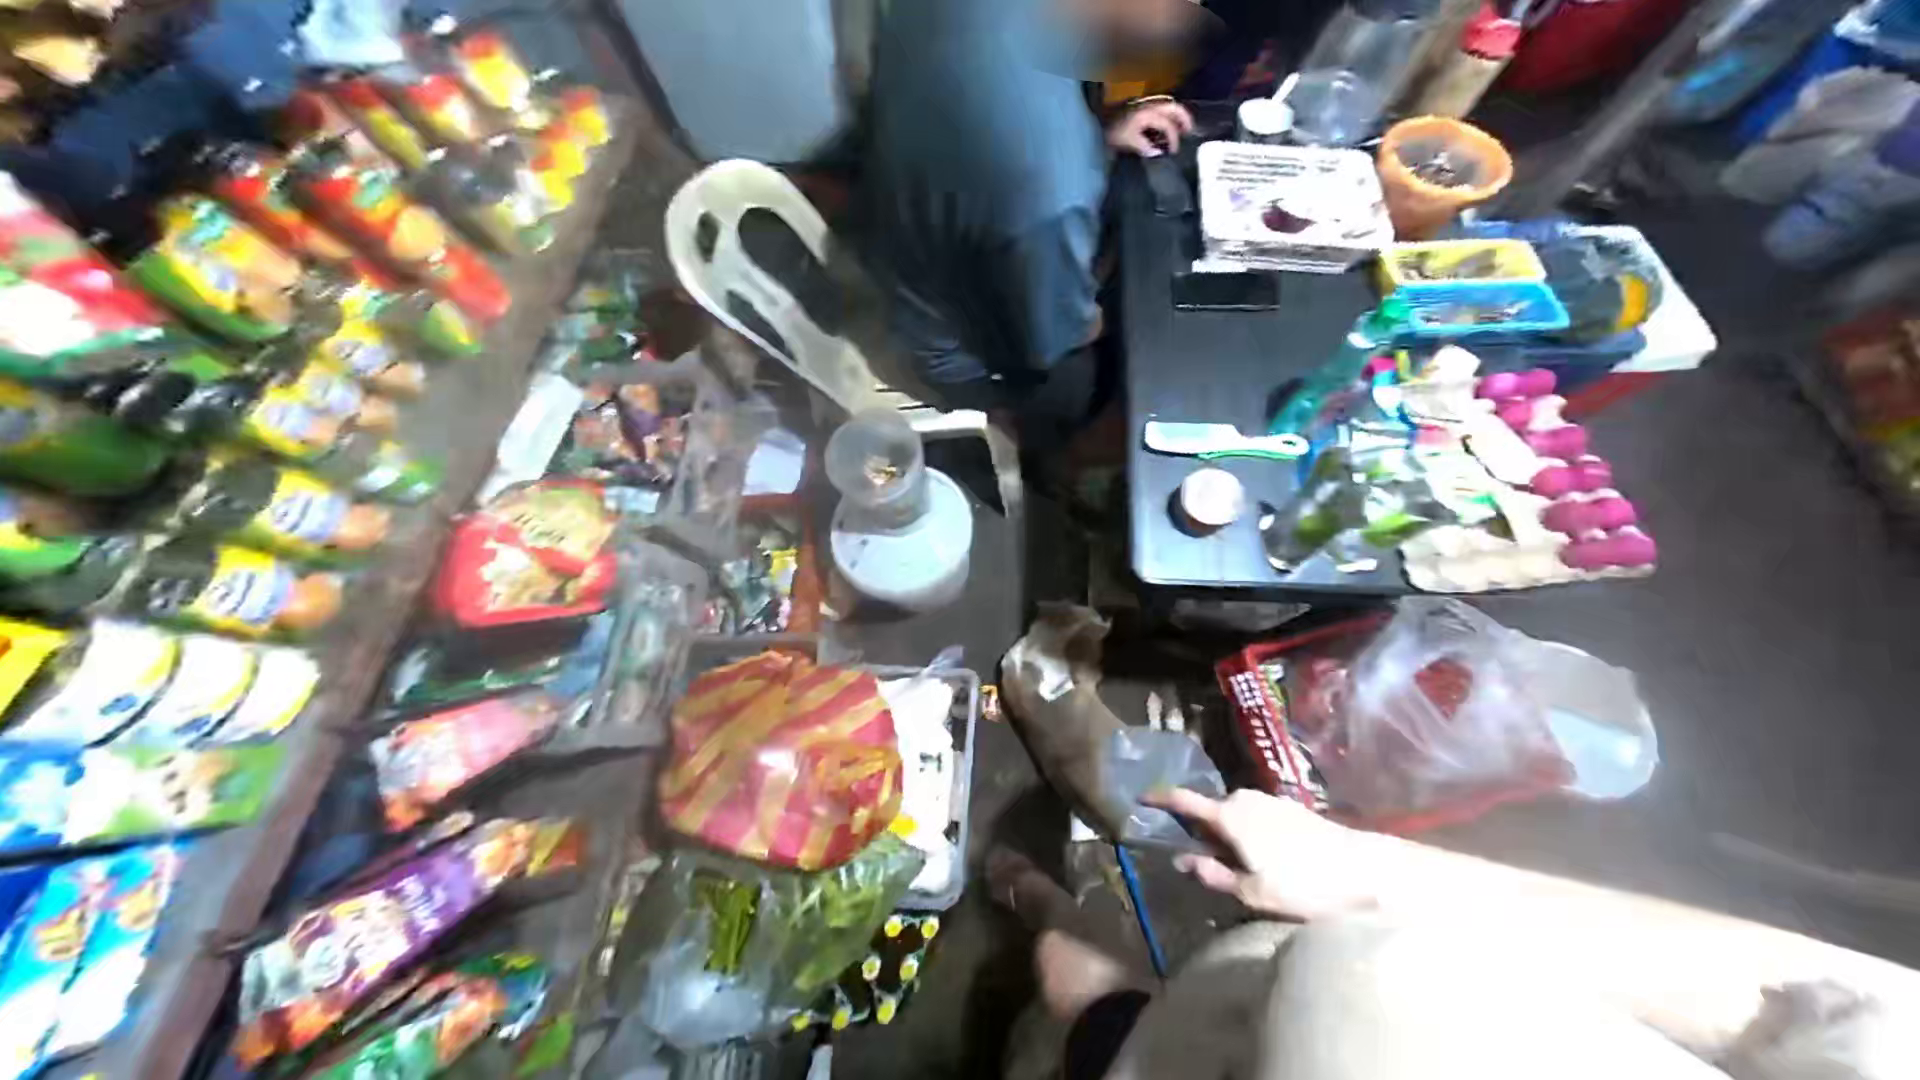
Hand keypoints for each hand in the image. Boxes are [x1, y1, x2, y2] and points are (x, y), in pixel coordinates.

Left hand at [1106, 99, 1193, 157]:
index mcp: (1148, 113)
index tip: (1174, 153)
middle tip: (1189, 132)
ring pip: (1168, 106)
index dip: (1173, 139)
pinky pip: (1159, 109)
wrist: (1096, 121)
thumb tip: (1157, 154)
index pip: (1168, 125)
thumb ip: (1144, 147)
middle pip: (1174, 108)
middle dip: (1184, 119)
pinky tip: (1165, 129)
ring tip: (1181, 130)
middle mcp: (1150, 105)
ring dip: (1176, 117)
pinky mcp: (1140, 108)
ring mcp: (1145, 105)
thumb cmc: (1111, 131)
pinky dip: (1166, 117)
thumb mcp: (1127, 141)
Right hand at [1148, 788, 1378, 920]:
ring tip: (1237, 863)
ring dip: (1227, 831)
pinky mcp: (1288, 807)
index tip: (1139, 798)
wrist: (1367, 871)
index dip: (1158, 798)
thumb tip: (1180, 860)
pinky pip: (1254, 815)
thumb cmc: (1305, 883)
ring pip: (1233, 812)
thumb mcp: (1253, 891)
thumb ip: (1213, 874)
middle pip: (1210, 809)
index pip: (1183, 800)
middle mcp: (1244, 798)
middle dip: (1201, 828)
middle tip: (1202, 858)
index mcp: (1229, 815)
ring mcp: (1268, 800)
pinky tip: (1265, 856)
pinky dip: (1247, 830)